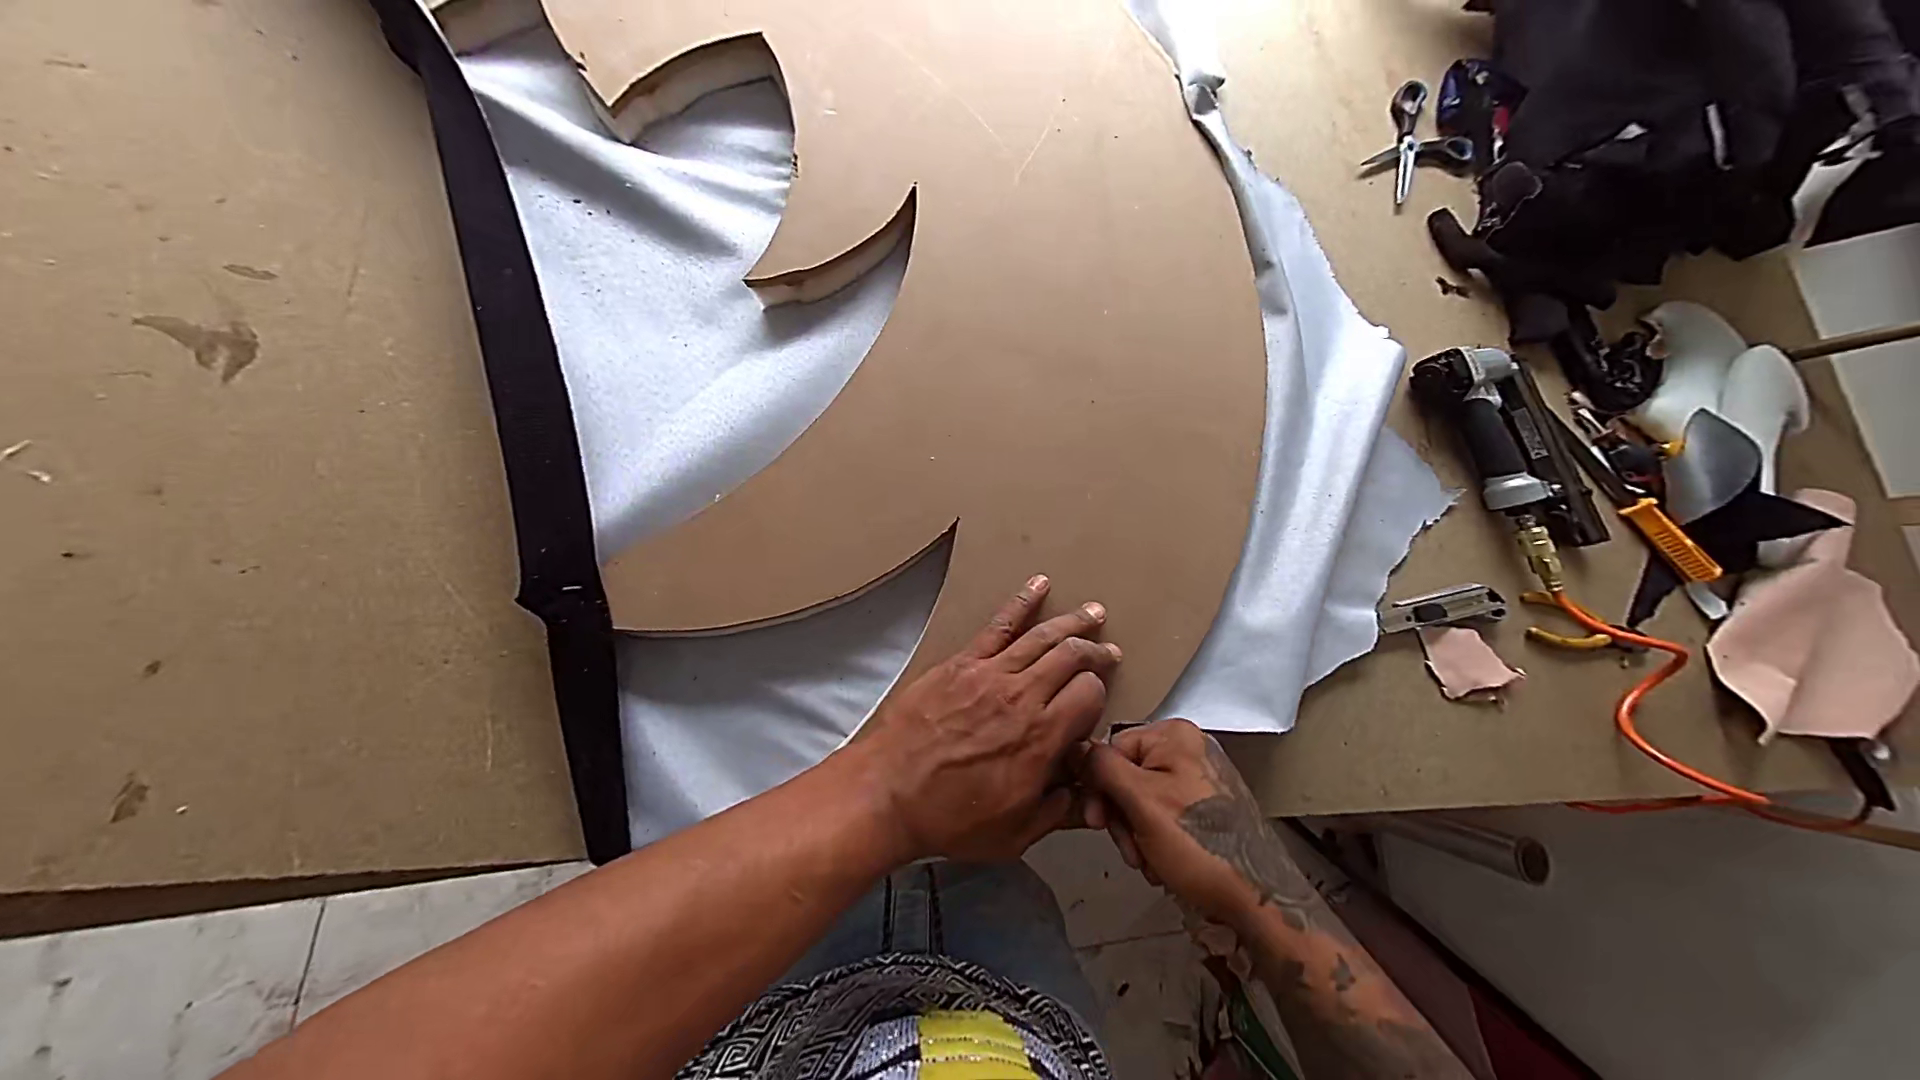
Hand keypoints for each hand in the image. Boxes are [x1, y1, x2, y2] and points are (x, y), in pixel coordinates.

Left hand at [851, 575, 1121, 862]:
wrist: (887, 794)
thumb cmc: (948, 817)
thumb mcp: (1015, 832)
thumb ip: (1060, 810)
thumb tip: (1089, 796)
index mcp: (1040, 739)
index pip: (1089, 695)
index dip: (1098, 695)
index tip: (1093, 704)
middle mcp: (1021, 699)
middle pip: (1071, 658)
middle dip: (1095, 651)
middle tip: (1108, 651)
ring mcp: (989, 675)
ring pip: (1043, 637)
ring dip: (1073, 622)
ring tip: (1093, 612)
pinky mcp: (962, 664)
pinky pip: (999, 625)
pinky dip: (1023, 603)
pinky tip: (1039, 586)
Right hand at [1080, 719, 1309, 926]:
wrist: (1261, 900)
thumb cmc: (1201, 846)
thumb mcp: (1140, 801)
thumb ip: (1102, 767)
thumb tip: (1076, 748)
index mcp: (1174, 735)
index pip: (1111, 750)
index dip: (1099, 788)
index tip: (1098, 822)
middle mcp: (1189, 748)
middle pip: (1125, 776)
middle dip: (1121, 817)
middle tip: (1132, 850)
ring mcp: (1200, 778)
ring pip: (1141, 800)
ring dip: (1136, 834)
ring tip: (1151, 862)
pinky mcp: (1208, 806)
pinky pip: (1164, 814)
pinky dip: (1156, 839)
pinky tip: (1165, 863)